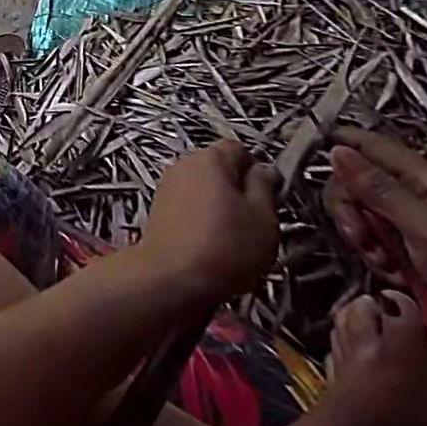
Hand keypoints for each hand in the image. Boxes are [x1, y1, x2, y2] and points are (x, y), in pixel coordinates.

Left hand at [137, 141, 278, 313]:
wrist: (171, 276)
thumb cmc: (226, 245)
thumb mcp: (263, 217)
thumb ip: (265, 186)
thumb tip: (263, 169)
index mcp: (210, 157)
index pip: (239, 149)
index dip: (257, 171)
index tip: (268, 199)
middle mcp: (184, 162)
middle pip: (219, 168)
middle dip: (238, 189)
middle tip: (253, 222)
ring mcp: (167, 183)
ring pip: (204, 187)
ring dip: (219, 205)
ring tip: (232, 238)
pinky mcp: (158, 206)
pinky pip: (188, 204)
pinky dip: (201, 217)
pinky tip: (210, 244)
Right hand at [326, 129, 426, 360]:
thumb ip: (380, 190)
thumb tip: (340, 152)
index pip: (376, 147)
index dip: (345, 146)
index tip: (316, 149)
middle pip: (363, 182)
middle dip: (353, 208)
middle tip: (361, 235)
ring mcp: (421, 223)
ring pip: (366, 211)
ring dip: (365, 235)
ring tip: (383, 260)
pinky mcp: (418, 248)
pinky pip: (379, 238)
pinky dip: (377, 253)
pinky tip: (393, 270)